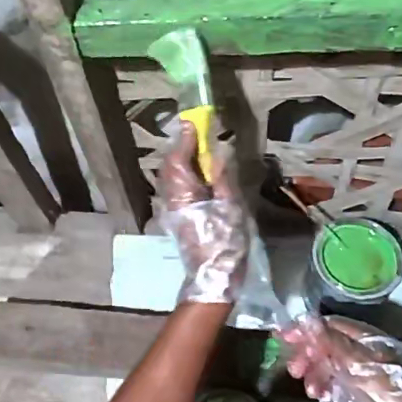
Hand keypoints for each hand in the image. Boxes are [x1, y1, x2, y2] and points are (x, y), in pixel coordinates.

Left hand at [157, 120, 247, 304]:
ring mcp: (171, 208)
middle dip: (182, 147)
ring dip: (182, 159)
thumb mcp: (230, 208)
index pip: (178, 159)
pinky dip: (184, 173)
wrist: (211, 278)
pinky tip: (197, 172)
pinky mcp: (175, 215)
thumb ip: (223, 177)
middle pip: (170, 166)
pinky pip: (175, 186)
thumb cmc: (224, 243)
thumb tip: (220, 151)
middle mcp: (171, 198)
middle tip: (197, 132)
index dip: (185, 140)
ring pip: (171, 176)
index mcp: (184, 194)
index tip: (193, 123)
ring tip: (198, 148)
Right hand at [279, 315, 401, 401]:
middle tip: (292, 369)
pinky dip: (322, 387)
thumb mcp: (362, 369)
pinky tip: (319, 397)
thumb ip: (333, 345)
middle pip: (326, 344)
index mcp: (369, 340)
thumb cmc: (394, 400)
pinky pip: (333, 383)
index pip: (331, 325)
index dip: (306, 329)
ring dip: (313, 373)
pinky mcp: (359, 394)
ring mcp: (361, 374)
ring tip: (310, 391)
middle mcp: (363, 353)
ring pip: (327, 364)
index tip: (283, 337)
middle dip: (307, 354)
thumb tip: (306, 320)